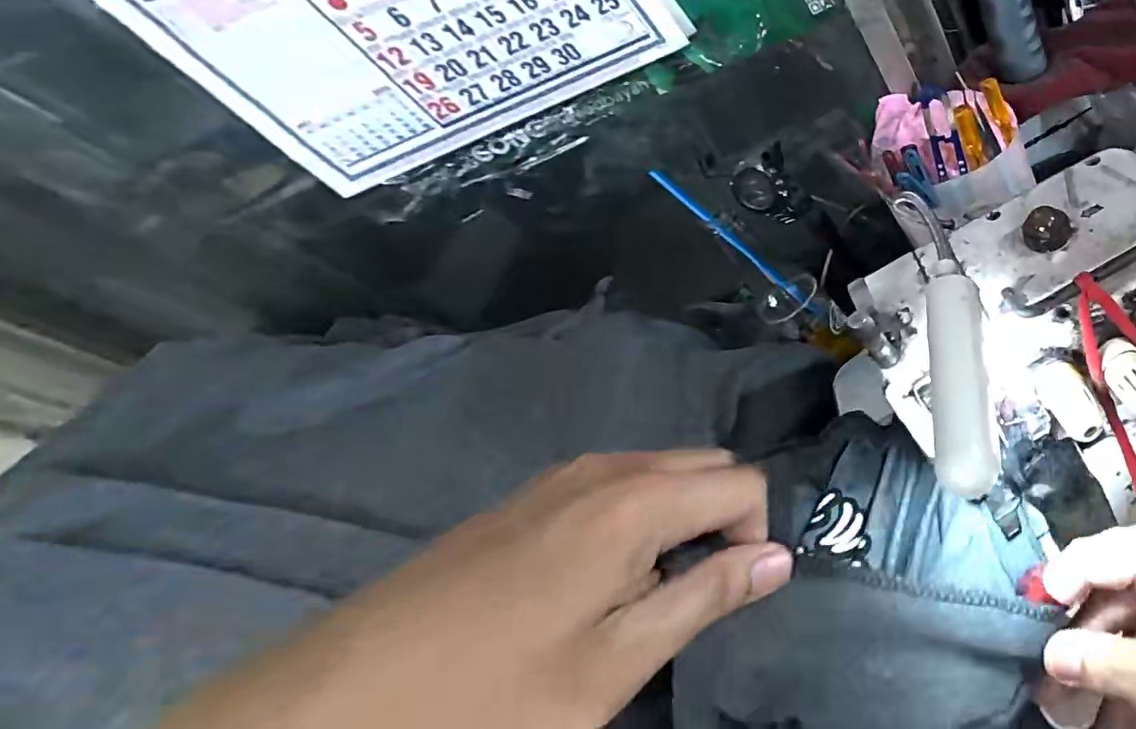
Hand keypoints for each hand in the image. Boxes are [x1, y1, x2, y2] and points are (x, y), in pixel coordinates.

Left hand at [161, 450, 792, 728]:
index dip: (754, 536)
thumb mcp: (610, 667)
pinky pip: (615, 485)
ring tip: (639, 596)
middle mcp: (607, 466)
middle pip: (706, 466)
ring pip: (661, 474)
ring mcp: (561, 476)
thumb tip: (780, 558)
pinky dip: (634, 519)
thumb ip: (706, 598)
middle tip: (688, 597)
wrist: (319, 711)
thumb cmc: (484, 699)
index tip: (727, 595)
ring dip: (677, 520)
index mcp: (636, 498)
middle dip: (720, 519)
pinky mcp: (526, 496)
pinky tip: (589, 584)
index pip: (742, 483)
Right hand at [1039, 510, 1135, 728]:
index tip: (1021, 644)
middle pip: (1111, 586)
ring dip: (1112, 660)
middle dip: (1082, 642)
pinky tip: (1125, 708)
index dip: (1051, 601)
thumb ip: (1110, 667)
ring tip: (1079, 712)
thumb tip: (1048, 656)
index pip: (1088, 559)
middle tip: (1050, 697)